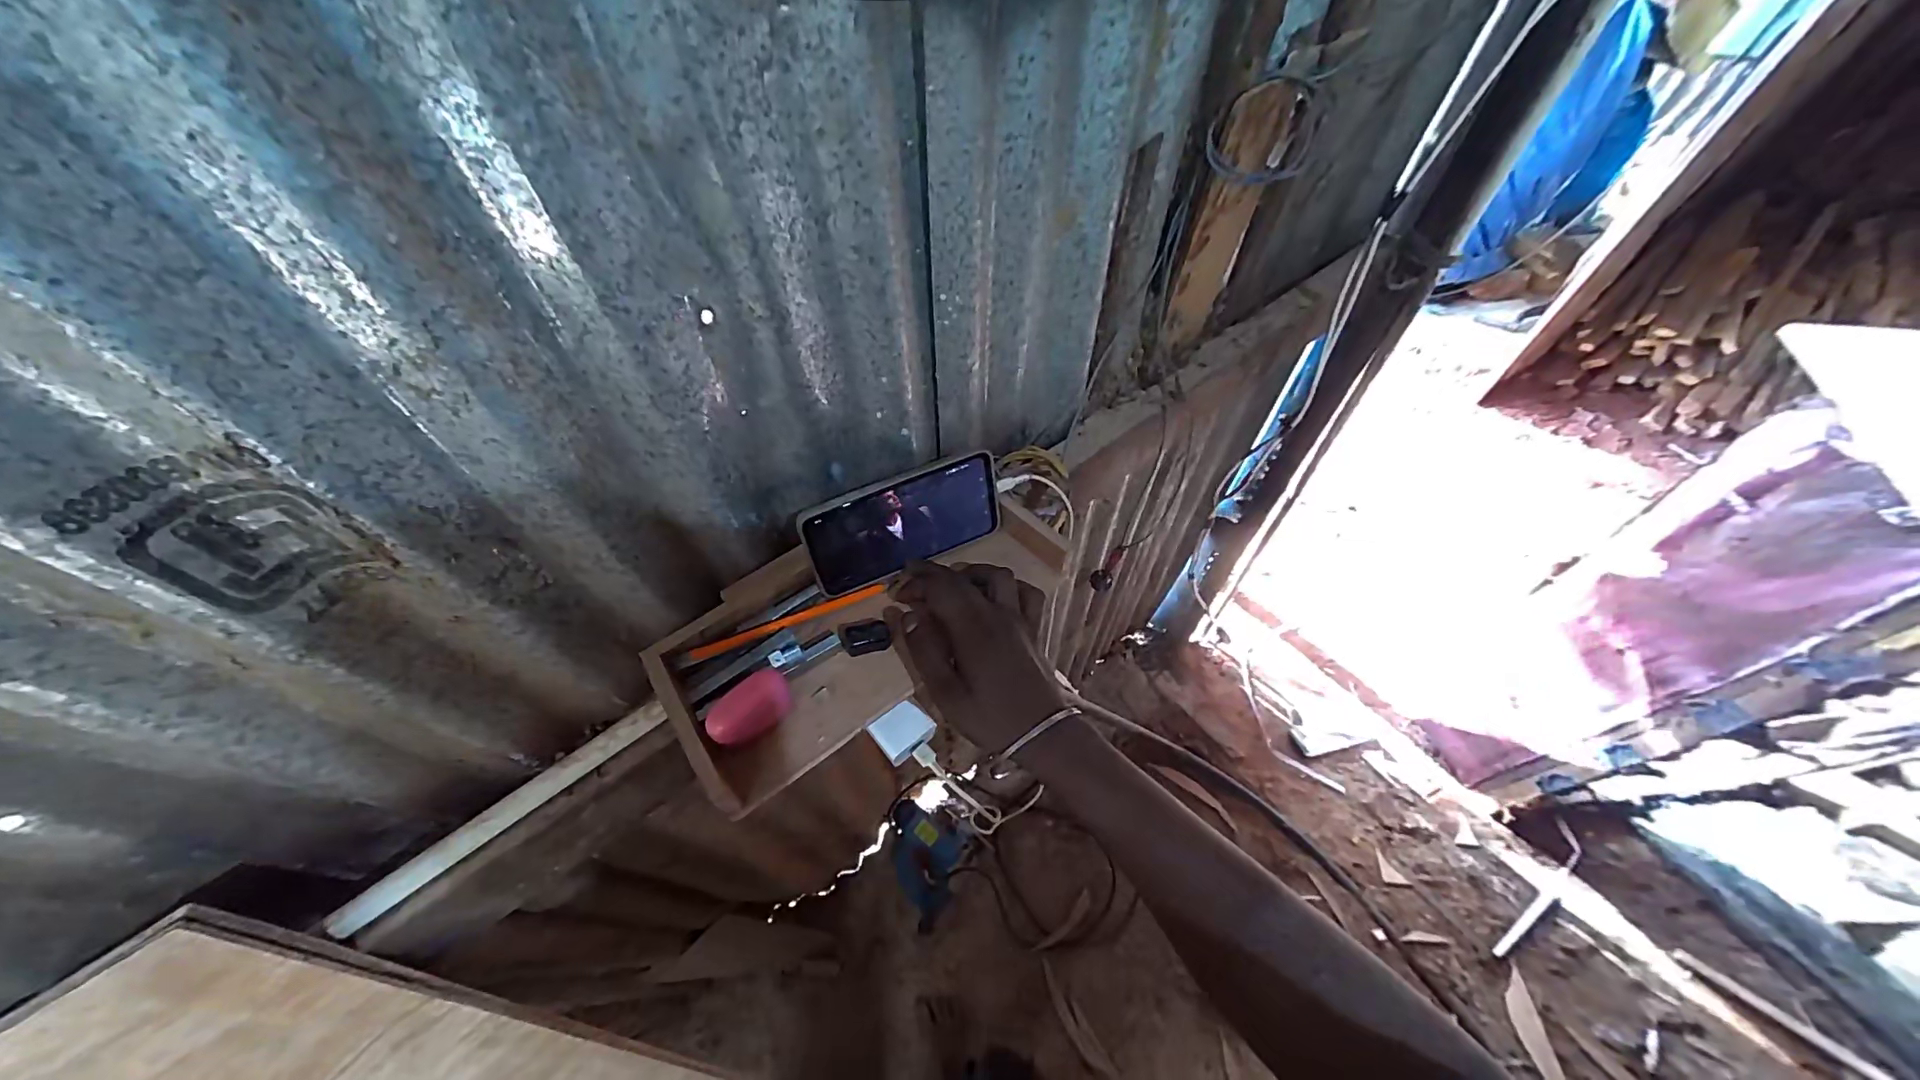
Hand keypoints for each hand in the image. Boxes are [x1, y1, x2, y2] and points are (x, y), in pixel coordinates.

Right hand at [884, 560, 1064, 753]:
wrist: (1042, 732)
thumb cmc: (990, 717)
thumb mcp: (946, 694)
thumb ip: (925, 652)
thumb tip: (908, 616)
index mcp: (973, 628)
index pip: (941, 587)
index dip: (914, 583)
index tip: (894, 594)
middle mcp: (998, 614)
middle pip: (963, 577)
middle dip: (931, 574)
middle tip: (908, 584)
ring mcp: (1020, 618)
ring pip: (997, 576)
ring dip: (969, 574)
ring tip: (948, 586)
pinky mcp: (1034, 627)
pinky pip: (1025, 592)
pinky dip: (1006, 586)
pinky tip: (992, 596)